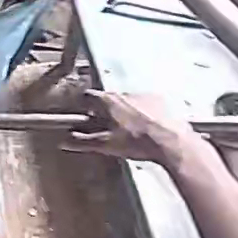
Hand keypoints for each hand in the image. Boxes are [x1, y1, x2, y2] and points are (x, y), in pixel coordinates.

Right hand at [65, 91, 203, 165]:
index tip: (82, 112)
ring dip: (125, 111)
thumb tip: (65, 140)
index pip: (88, 96)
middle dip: (105, 110)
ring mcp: (144, 95)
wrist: (172, 142)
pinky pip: (146, 104)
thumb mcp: (106, 144)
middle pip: (108, 98)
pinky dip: (143, 113)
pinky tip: (146, 127)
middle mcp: (124, 93)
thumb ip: (83, 141)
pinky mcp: (161, 101)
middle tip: (106, 125)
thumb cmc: (137, 142)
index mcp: (108, 101)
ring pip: (128, 101)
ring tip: (129, 129)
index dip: (83, 104)